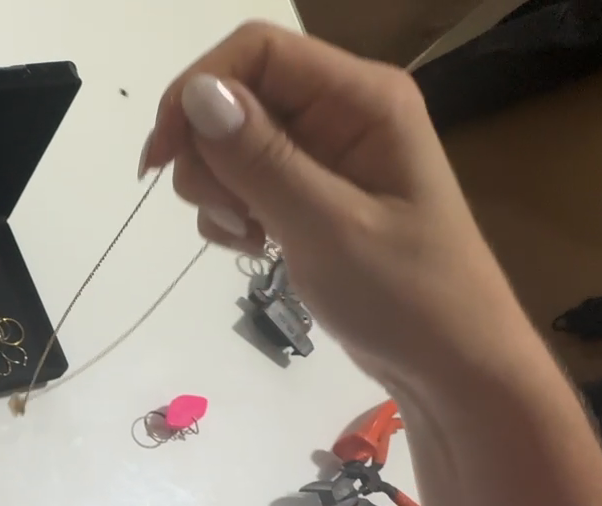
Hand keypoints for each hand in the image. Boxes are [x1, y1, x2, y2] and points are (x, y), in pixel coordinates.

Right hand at [141, 22, 548, 393]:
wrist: (443, 358)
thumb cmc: (403, 293)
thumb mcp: (326, 225)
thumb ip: (260, 159)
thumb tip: (194, 94)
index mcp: (359, 98)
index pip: (255, 53)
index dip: (194, 93)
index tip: (158, 163)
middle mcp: (337, 113)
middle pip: (233, 101)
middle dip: (208, 160)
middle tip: (235, 219)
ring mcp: (320, 156)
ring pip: (227, 149)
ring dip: (217, 197)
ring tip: (256, 240)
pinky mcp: (304, 195)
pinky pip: (239, 188)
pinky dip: (231, 220)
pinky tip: (259, 249)